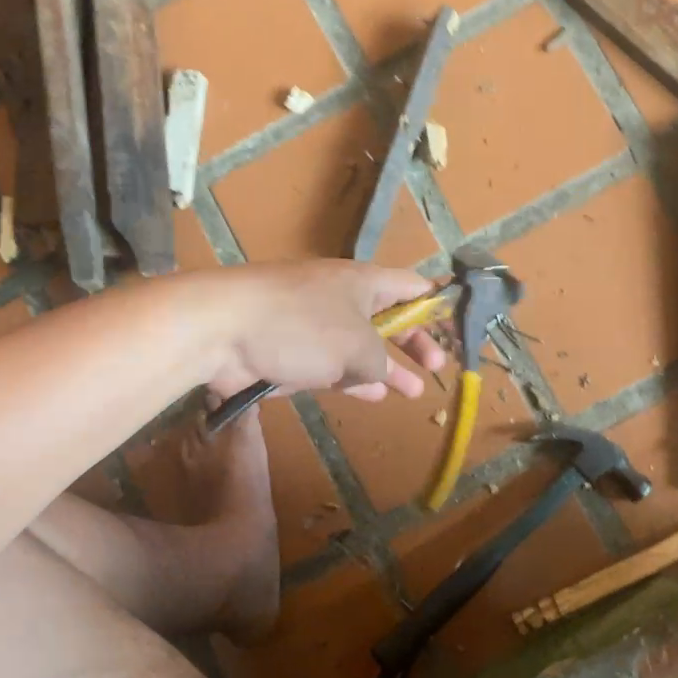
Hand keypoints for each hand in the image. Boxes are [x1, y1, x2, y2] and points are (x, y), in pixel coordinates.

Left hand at [202, 260, 448, 401]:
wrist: (221, 331)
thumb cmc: (300, 327)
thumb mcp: (358, 347)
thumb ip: (381, 363)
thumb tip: (382, 374)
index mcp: (362, 281)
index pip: (412, 285)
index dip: (436, 305)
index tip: (456, 328)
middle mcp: (340, 298)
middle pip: (388, 318)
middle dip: (414, 343)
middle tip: (436, 366)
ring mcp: (313, 325)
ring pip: (360, 346)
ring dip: (386, 368)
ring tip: (413, 391)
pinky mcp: (290, 352)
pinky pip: (332, 366)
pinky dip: (354, 379)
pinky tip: (373, 396)